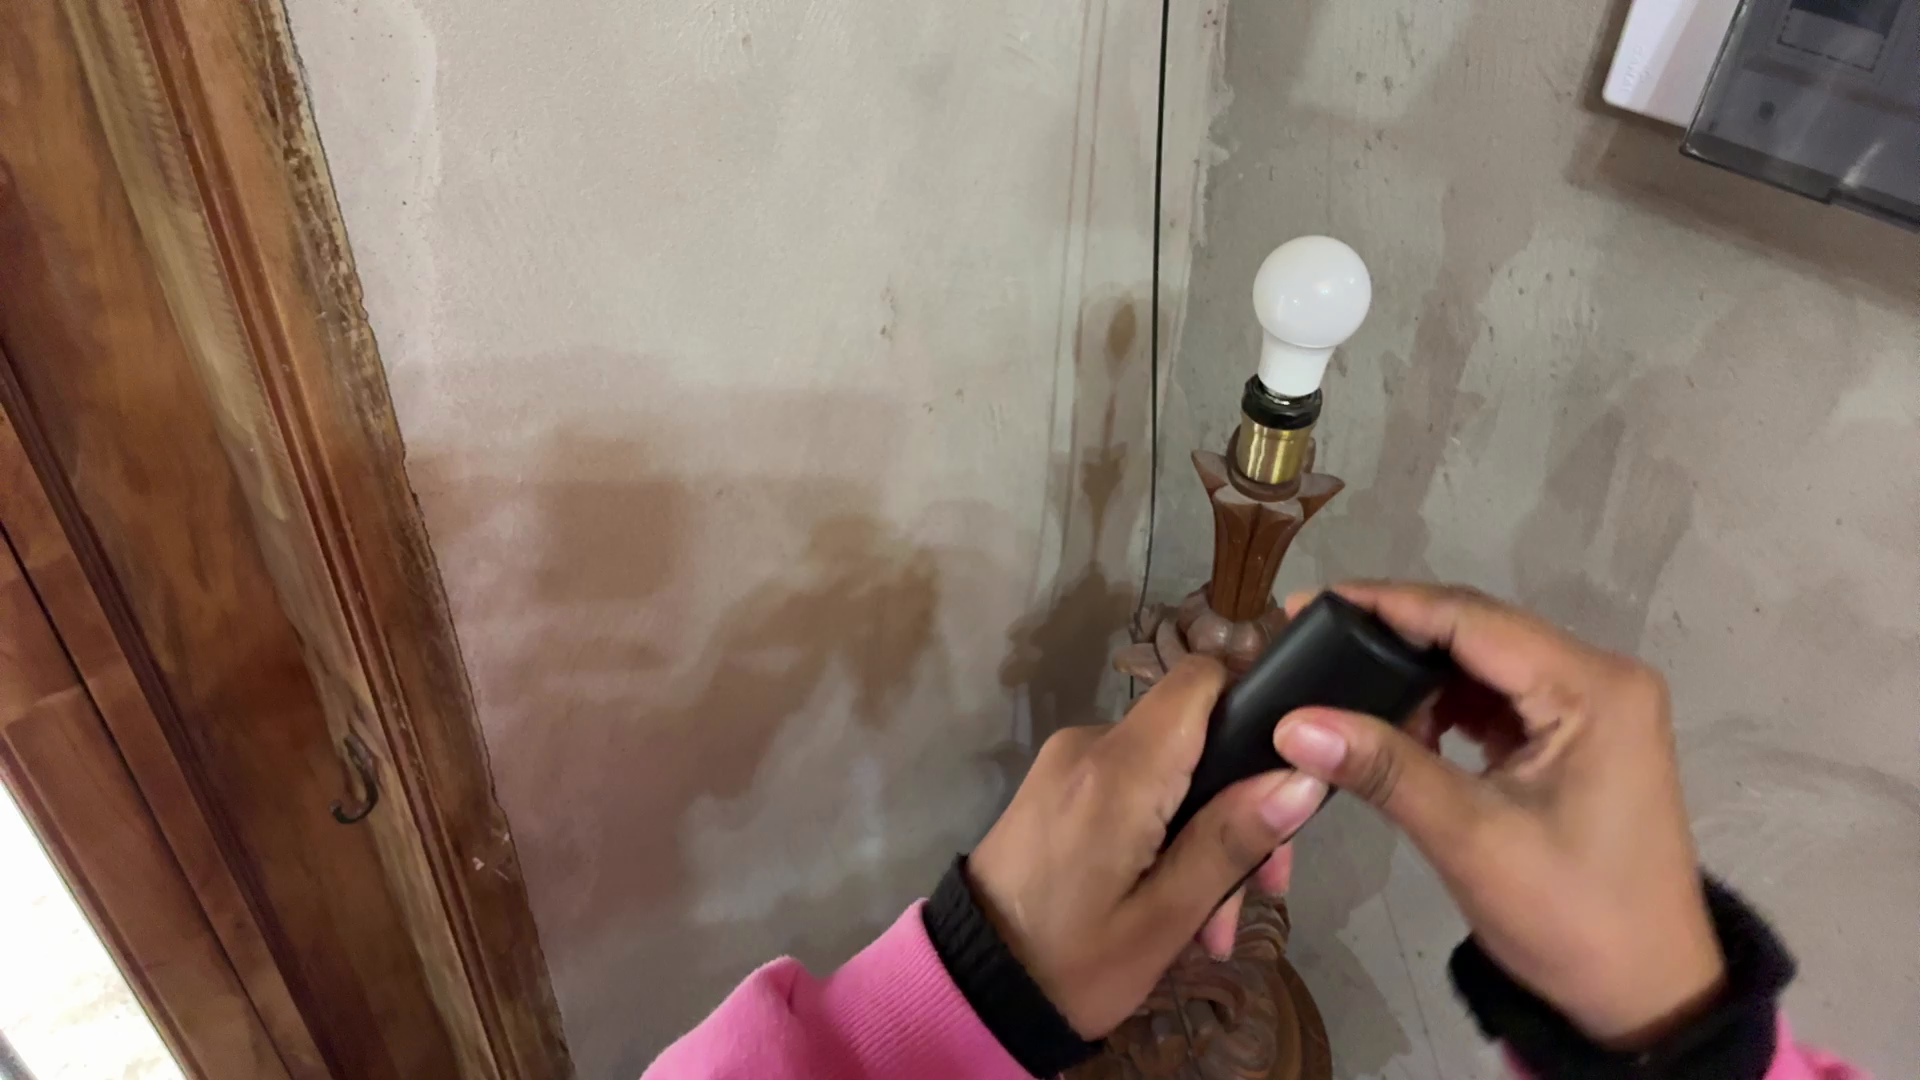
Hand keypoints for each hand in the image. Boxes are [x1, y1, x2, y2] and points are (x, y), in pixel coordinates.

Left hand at [968, 657, 1325, 1037]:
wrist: (974, 977)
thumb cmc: (1072, 960)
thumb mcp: (1165, 917)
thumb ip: (1231, 840)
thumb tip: (1300, 779)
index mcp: (1118, 767)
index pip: (1197, 680)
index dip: (1248, 705)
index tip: (1280, 774)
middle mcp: (1090, 742)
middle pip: (1190, 734)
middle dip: (1234, 803)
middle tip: (1259, 890)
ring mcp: (1067, 758)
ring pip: (1164, 766)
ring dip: (1198, 830)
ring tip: (1208, 923)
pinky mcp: (1056, 779)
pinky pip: (1127, 782)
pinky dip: (1158, 826)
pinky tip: (1165, 897)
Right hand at [1272, 583, 1725, 1048]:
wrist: (1643, 999)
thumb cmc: (1573, 916)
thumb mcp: (1469, 836)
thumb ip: (1381, 767)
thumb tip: (1291, 722)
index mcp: (1591, 689)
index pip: (1467, 618)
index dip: (1381, 604)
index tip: (1304, 605)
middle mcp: (1593, 678)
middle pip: (1470, 627)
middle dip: (1387, 629)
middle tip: (1308, 634)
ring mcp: (1581, 704)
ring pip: (1471, 656)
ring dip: (1406, 668)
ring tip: (1338, 679)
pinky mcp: (1562, 731)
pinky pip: (1481, 690)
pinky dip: (1430, 699)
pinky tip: (1391, 720)